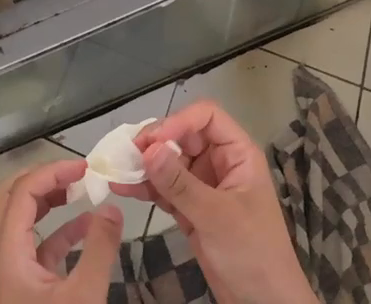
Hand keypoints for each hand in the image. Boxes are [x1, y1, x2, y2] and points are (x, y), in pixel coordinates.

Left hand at [0, 159, 124, 303]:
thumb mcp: (84, 297)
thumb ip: (99, 250)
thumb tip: (112, 207)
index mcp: (7, 251)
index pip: (22, 191)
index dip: (53, 172)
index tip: (84, 168)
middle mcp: (3, 253)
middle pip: (13, 196)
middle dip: (45, 178)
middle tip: (76, 174)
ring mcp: (13, 268)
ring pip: (24, 218)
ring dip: (51, 200)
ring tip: (82, 191)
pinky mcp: (27, 283)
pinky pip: (39, 243)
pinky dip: (61, 229)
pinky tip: (88, 226)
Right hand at [112, 101, 316, 303]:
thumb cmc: (253, 253)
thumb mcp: (217, 217)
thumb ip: (181, 184)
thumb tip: (148, 149)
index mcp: (238, 154)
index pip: (207, 117)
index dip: (179, 121)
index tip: (153, 141)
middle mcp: (220, 163)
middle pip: (183, 136)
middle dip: (156, 142)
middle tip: (128, 153)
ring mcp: (204, 186)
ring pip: (170, 162)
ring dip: (145, 164)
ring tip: (117, 168)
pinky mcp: (190, 209)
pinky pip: (164, 188)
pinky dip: (145, 187)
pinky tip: (122, 186)